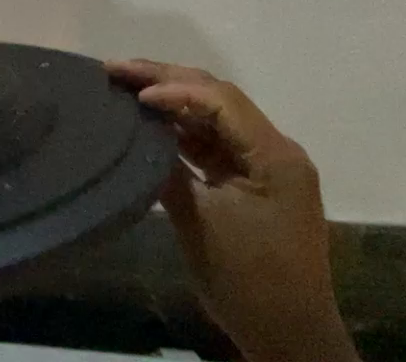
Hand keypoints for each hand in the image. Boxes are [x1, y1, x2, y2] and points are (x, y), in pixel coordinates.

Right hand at [107, 61, 357, 361]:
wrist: (289, 339)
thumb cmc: (248, 280)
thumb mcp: (201, 221)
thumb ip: (169, 168)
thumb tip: (136, 130)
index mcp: (275, 155)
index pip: (220, 100)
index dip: (173, 89)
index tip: (131, 94)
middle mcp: (275, 150)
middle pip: (216, 98)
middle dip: (166, 80)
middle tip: (116, 70)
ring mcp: (264, 166)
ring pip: (213, 116)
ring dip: (171, 100)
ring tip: (124, 87)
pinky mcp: (251, 182)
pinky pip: (213, 142)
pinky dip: (180, 129)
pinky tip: (147, 123)